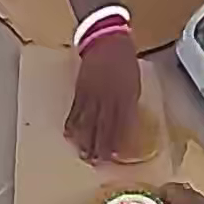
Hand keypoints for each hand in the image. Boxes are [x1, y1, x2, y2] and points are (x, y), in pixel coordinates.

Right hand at [64, 32, 141, 162]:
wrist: (107, 40)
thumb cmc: (124, 61)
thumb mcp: (134, 84)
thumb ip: (129, 104)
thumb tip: (127, 123)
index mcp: (125, 97)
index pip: (121, 126)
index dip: (118, 143)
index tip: (116, 157)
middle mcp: (108, 99)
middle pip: (103, 128)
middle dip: (100, 147)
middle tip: (97, 163)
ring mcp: (92, 95)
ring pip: (87, 123)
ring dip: (84, 141)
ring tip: (83, 155)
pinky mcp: (80, 91)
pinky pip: (75, 111)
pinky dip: (72, 125)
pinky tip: (69, 136)